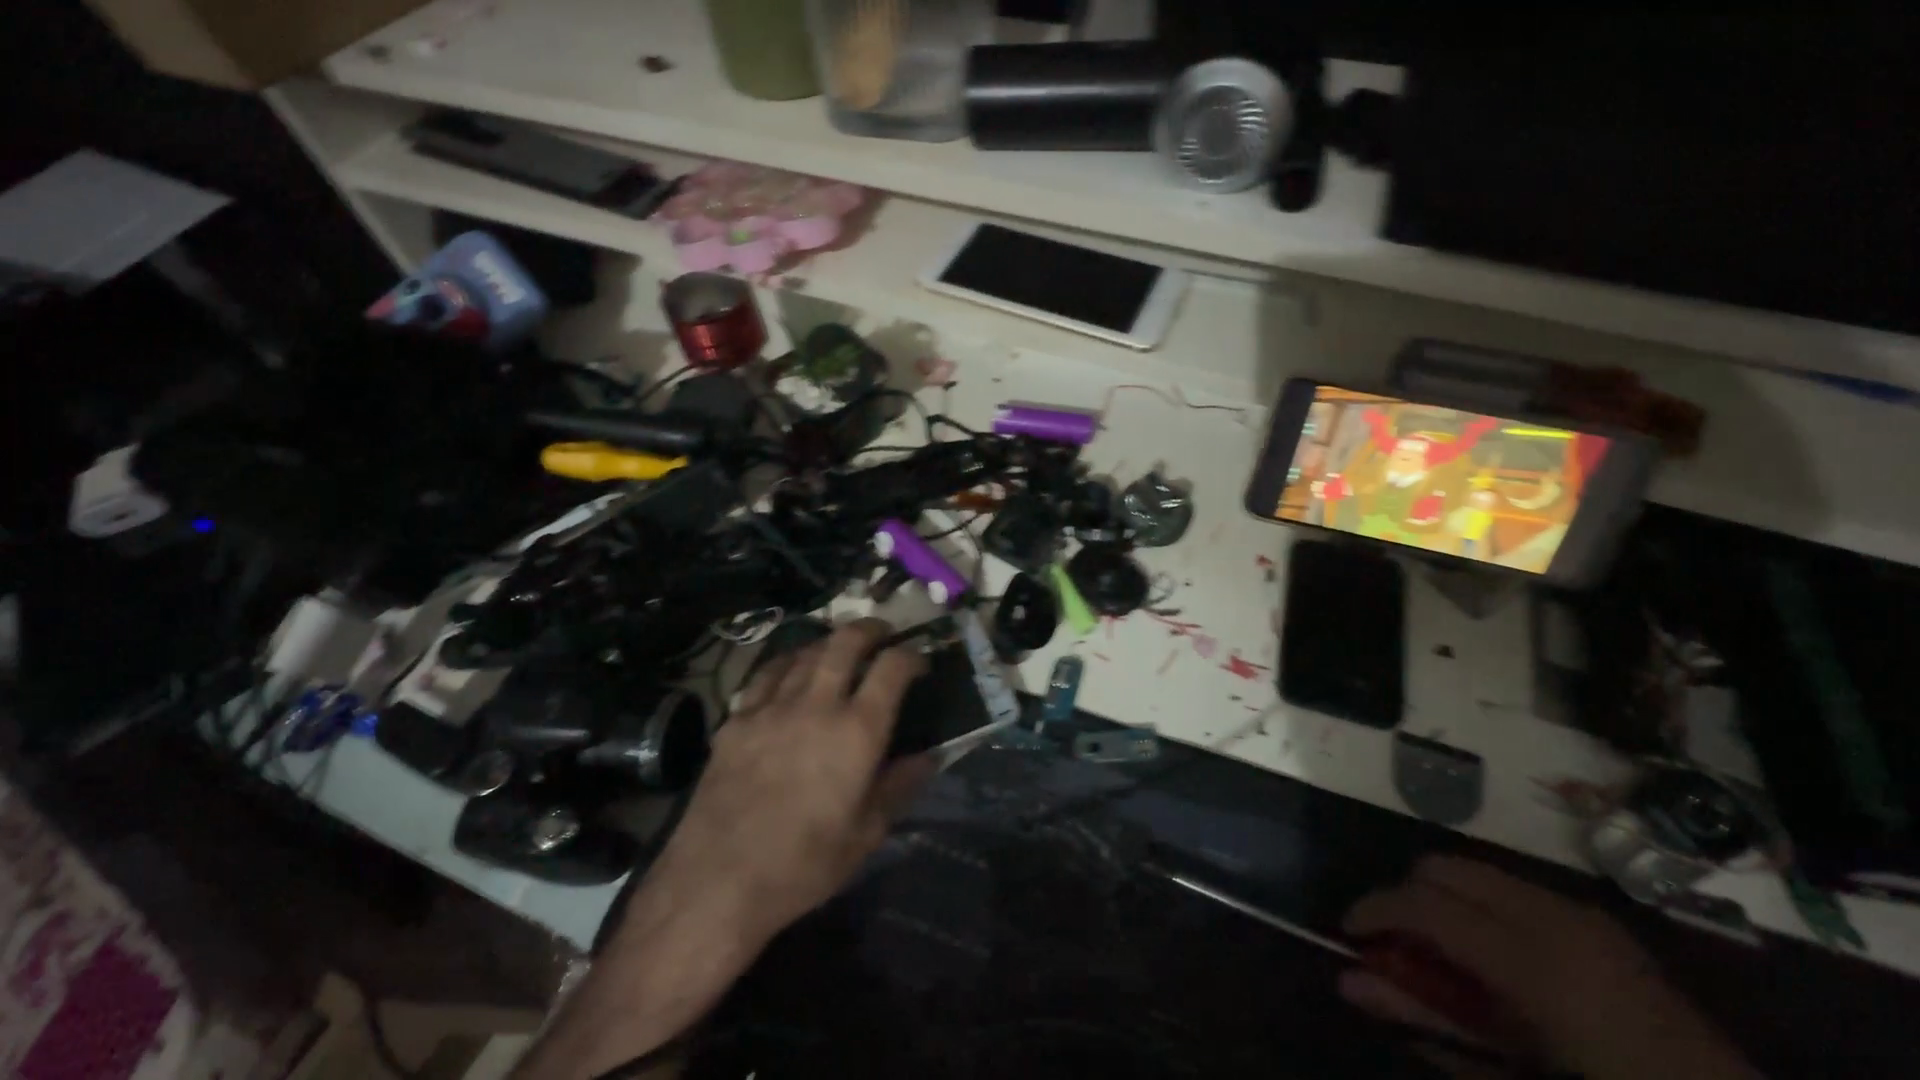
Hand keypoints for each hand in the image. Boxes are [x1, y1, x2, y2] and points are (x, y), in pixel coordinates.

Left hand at [628, 618, 932, 946]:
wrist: (719, 880)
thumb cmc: (804, 865)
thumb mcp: (866, 834)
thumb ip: (899, 787)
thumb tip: (929, 757)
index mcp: (857, 731)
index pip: (892, 668)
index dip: (911, 655)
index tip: (919, 660)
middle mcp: (816, 705)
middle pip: (845, 642)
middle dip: (870, 629)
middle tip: (882, 634)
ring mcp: (771, 708)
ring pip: (805, 652)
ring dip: (829, 643)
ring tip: (839, 650)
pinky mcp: (736, 719)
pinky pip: (766, 674)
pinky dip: (787, 663)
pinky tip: (790, 671)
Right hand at [1342, 856, 1757, 1079]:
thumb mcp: (1502, 1068)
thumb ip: (1424, 1018)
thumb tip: (1350, 980)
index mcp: (1529, 962)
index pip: (1424, 904)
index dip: (1374, 910)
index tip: (1348, 933)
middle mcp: (1551, 917)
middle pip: (1443, 868)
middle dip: (1407, 897)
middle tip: (1398, 947)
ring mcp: (1579, 912)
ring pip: (1477, 871)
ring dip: (1444, 899)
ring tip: (1445, 955)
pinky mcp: (1597, 917)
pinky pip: (1515, 889)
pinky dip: (1483, 907)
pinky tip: (1495, 961)